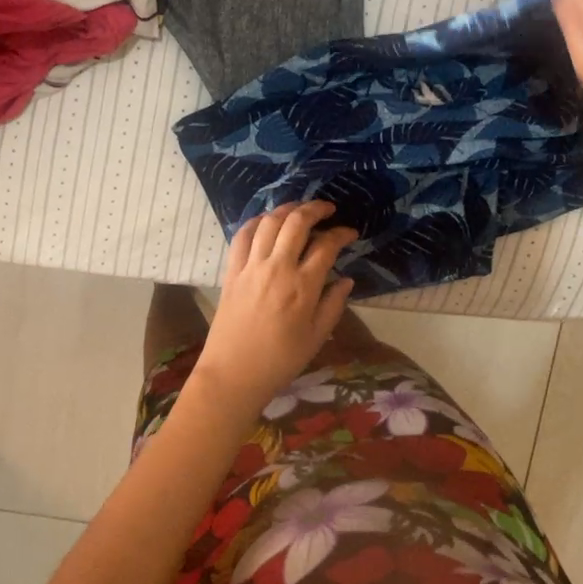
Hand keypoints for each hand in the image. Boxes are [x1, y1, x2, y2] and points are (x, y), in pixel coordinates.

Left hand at [197, 202, 357, 407]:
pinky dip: (256, 221)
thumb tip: (346, 279)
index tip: (350, 233)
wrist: (233, 374)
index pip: (326, 245)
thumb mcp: (316, 337)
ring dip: (287, 209)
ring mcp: (251, 266)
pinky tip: (266, 221)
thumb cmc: (280, 361)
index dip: (341, 233)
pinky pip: (243, 235)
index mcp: (303, 286)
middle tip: (327, 209)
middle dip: (315, 209)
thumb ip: (333, 305)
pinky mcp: (232, 271)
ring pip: (269, 222)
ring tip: (299, 209)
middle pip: (297, 222)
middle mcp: (277, 268)